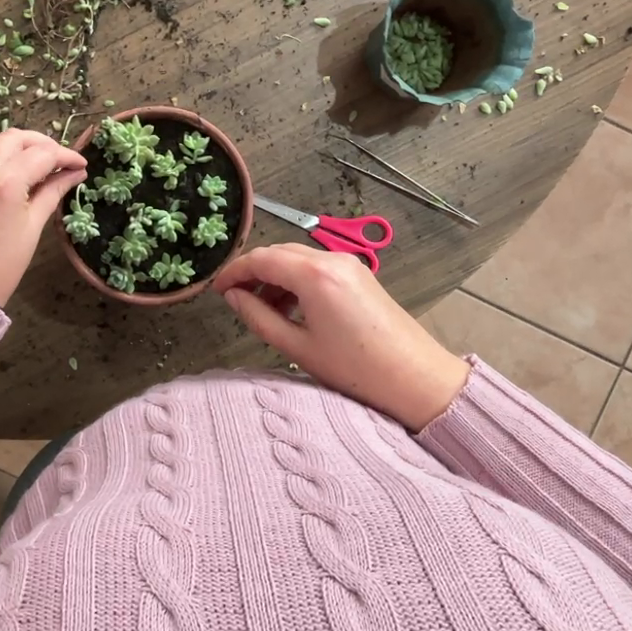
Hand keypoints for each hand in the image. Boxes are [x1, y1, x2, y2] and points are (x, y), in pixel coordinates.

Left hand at [0, 129, 87, 306]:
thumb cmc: (5, 263)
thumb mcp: (34, 225)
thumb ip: (53, 192)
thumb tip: (75, 174)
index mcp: (6, 182)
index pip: (42, 154)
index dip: (66, 156)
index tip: (82, 166)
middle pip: (16, 138)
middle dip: (42, 143)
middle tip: (61, 160)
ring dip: (18, 145)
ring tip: (37, 162)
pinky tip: (12, 169)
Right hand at [213, 244, 471, 430]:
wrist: (416, 378)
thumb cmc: (354, 369)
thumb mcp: (297, 347)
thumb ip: (258, 317)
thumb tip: (233, 297)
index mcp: (314, 275)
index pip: (261, 259)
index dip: (233, 271)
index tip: (216, 290)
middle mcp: (331, 258)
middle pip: (278, 253)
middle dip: (252, 271)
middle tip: (234, 298)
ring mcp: (348, 263)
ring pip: (297, 258)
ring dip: (274, 276)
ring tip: (261, 309)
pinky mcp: (358, 274)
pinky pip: (315, 266)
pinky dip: (295, 280)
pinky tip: (289, 308)